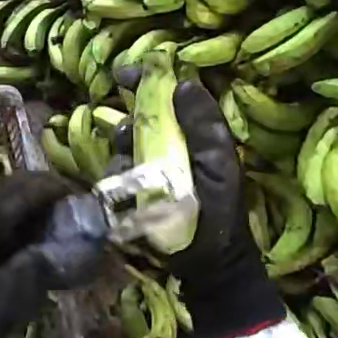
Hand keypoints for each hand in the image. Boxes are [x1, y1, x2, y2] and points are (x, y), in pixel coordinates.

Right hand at [114, 78, 285, 337]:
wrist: (207, 263)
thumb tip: (184, 84)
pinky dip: (118, 171)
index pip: (171, 93)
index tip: (124, 74)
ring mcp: (151, 164)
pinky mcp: (135, 186)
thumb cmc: (220, 211)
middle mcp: (172, 141)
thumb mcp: (218, 166)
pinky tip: (127, 187)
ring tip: (133, 163)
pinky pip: (117, 169)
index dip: (148, 78)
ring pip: (125, 139)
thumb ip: (204, 126)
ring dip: (124, 144)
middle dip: (129, 114)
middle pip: (142, 113)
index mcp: (197, 131)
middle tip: (127, 128)